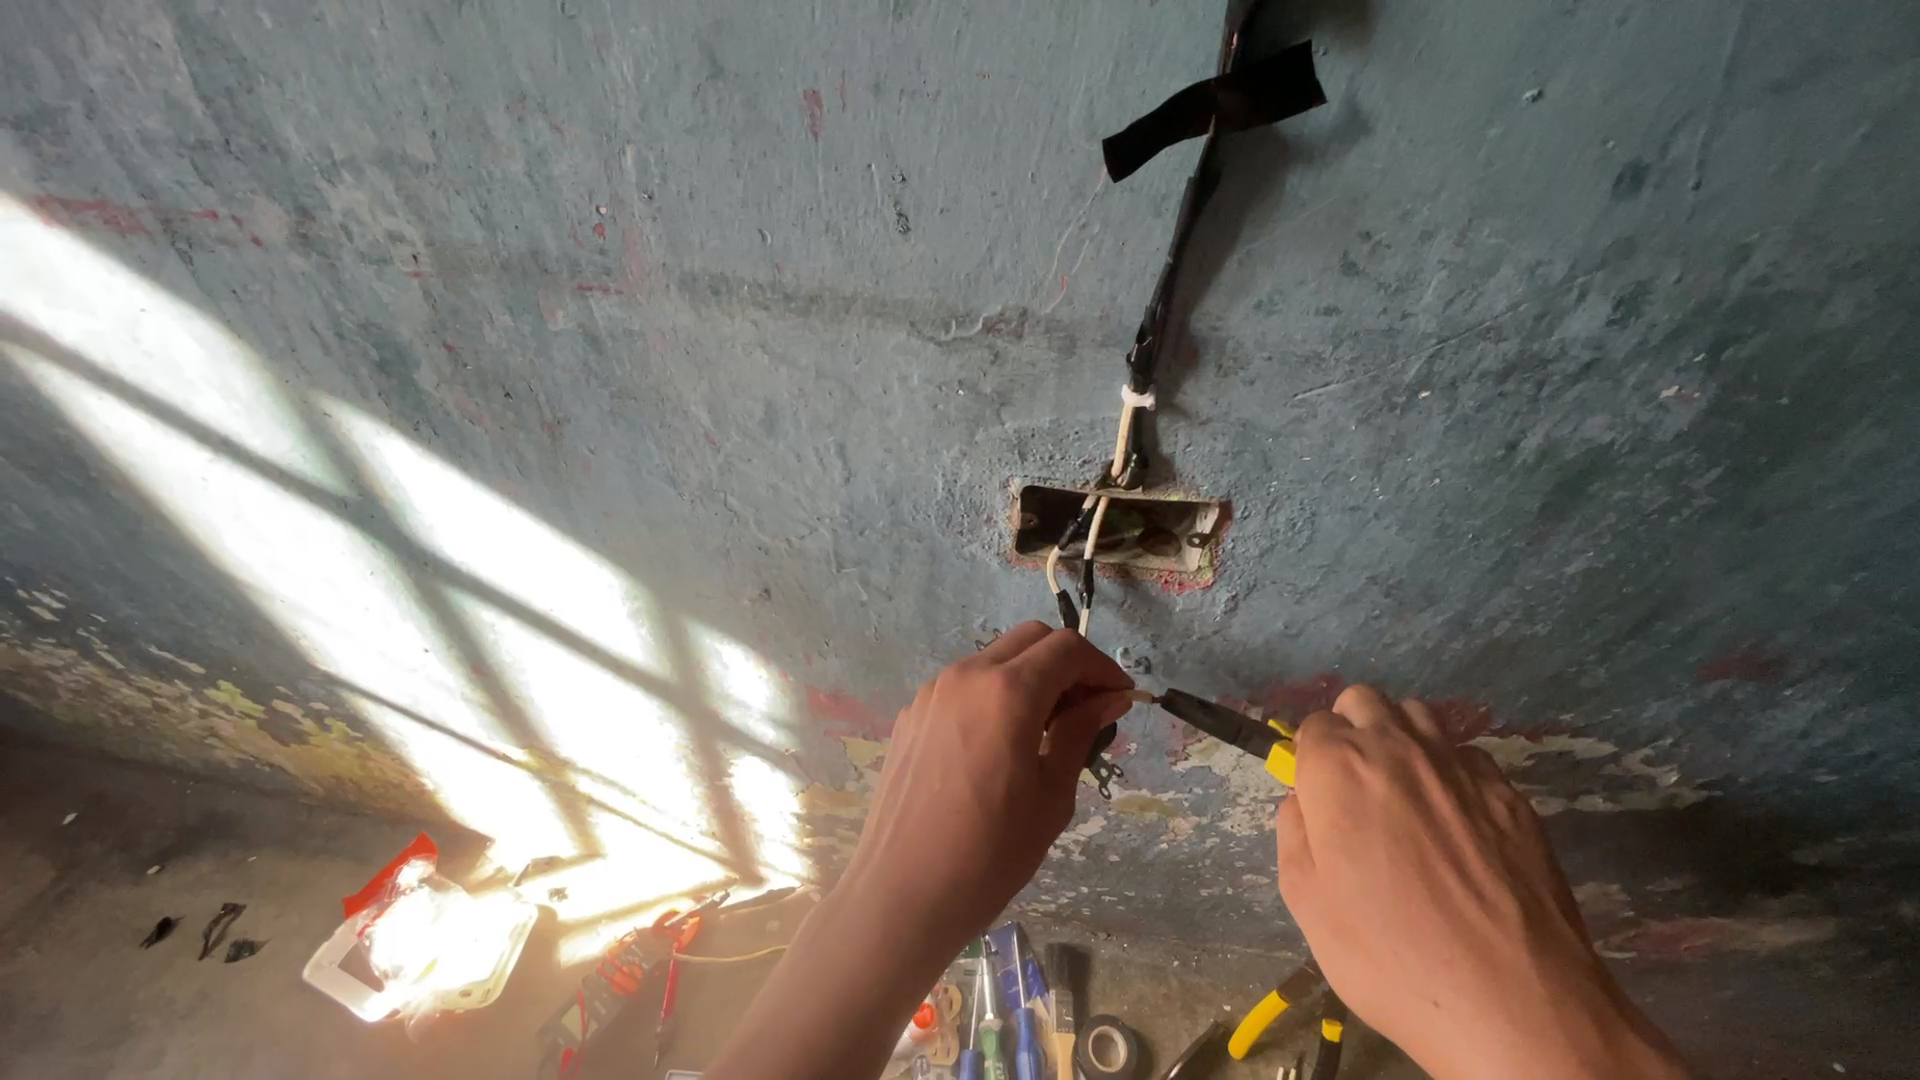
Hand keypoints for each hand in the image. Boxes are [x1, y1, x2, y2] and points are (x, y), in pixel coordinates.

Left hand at [837, 621, 1134, 947]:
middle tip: (1089, 710)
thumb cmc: (989, 855)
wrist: (900, 894)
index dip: (1102, 667)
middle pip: (1030, 639)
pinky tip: (1001, 743)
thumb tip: (1110, 698)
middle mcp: (965, 675)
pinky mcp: (911, 715)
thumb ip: (1079, 733)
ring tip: (1047, 730)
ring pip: (994, 658)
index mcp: (1006, 692)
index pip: (1067, 648)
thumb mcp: (1051, 796)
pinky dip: (994, 694)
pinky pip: (964, 686)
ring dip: (1030, 676)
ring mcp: (932, 693)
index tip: (1120, 699)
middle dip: (1068, 663)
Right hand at [1276, 686, 1689, 1079]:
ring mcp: (1460, 767)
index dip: (1309, 759)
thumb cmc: (1389, 954)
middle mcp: (1397, 747)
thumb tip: (1303, 800)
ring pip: (1419, 715)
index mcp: (1337, 766)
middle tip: (1353, 787)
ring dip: (1400, 738)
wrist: (1516, 1005)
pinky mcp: (1512, 794)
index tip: (1316, 797)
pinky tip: (1455, 821)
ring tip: (1403, 793)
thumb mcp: (1305, 900)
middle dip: (1351, 729)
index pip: (1312, 726)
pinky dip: (1450, 771)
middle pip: (1364, 701)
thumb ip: (1293, 831)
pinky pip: (1468, 756)